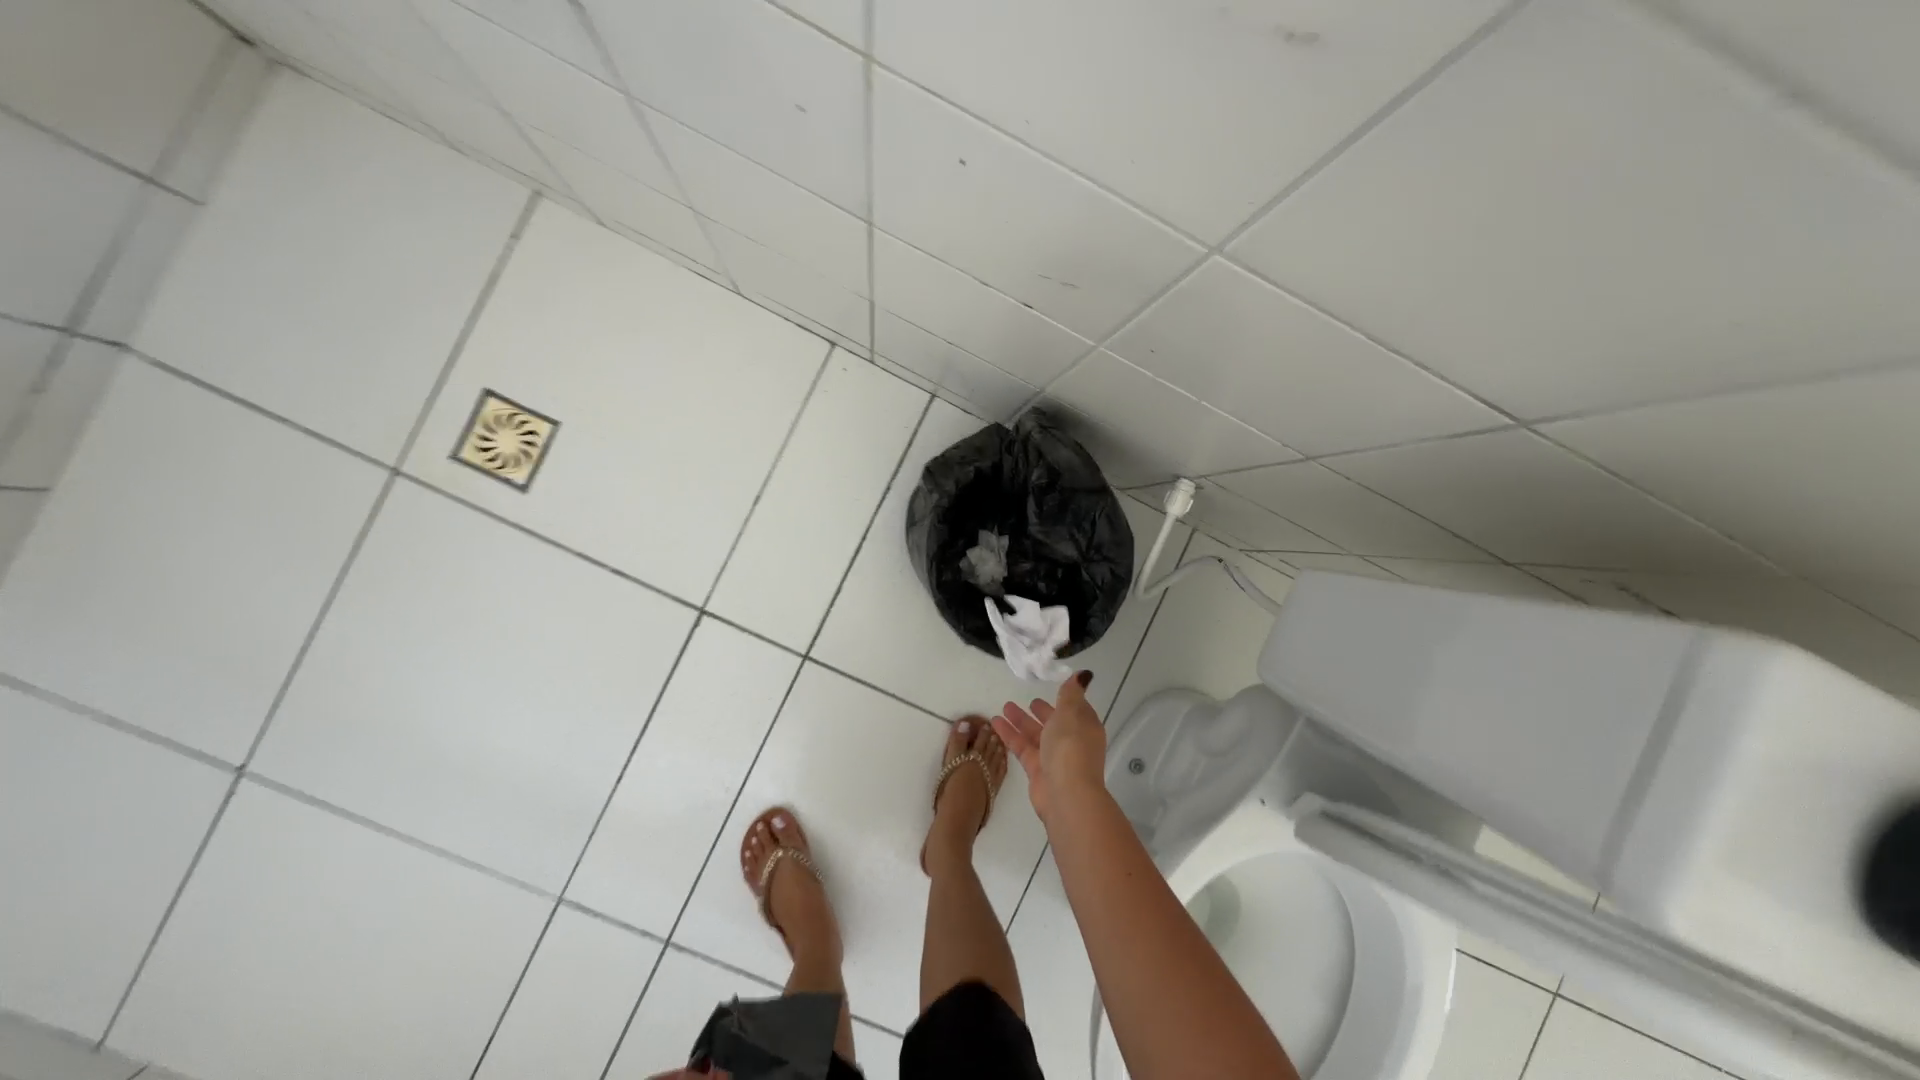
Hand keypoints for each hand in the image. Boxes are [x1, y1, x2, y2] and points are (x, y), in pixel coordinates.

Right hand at [991, 671, 1106, 823]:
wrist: (1066, 792)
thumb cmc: (1071, 747)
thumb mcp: (1071, 713)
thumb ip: (1071, 693)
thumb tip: (1083, 674)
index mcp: (1085, 726)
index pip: (1076, 709)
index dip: (1065, 699)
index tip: (1053, 689)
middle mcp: (1071, 741)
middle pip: (1054, 722)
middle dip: (1041, 712)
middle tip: (1027, 701)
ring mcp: (1054, 757)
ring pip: (1036, 735)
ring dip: (1021, 721)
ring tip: (1004, 707)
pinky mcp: (1037, 770)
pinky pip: (1023, 747)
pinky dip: (1010, 735)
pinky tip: (995, 723)